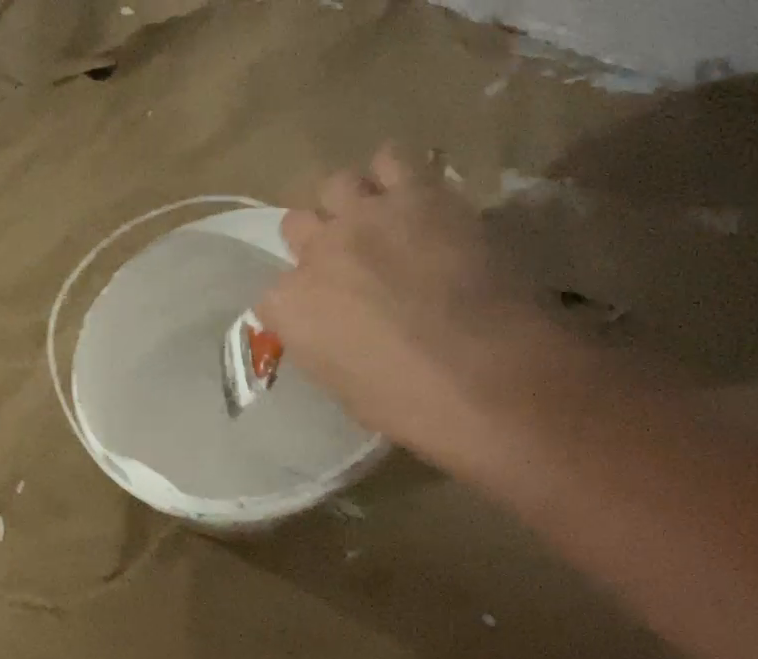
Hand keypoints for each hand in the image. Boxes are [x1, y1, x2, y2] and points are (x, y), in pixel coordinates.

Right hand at [256, 146, 582, 472]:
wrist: (483, 371)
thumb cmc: (401, 399)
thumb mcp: (336, 380)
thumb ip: (320, 339)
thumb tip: (333, 327)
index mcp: (287, 306)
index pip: (274, 291)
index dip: (299, 300)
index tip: (321, 313)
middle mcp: (316, 253)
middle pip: (297, 225)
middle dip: (315, 240)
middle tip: (346, 259)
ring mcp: (366, 219)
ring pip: (337, 183)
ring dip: (350, 200)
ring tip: (376, 219)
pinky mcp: (422, 195)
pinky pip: (395, 159)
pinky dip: (397, 173)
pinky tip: (412, 194)